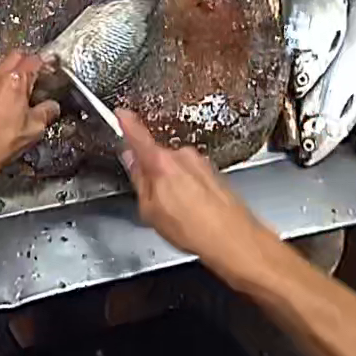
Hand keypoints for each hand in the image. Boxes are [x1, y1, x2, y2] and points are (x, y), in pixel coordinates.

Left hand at [0, 51, 59, 170]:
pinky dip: (0, 77)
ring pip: (1, 62)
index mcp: (15, 79)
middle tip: (40, 73)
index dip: (47, 62)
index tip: (53, 68)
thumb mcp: (35, 127)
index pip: (35, 60)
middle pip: (16, 55)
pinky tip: (6, 93)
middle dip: (29, 60)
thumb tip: (52, 107)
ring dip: (13, 67)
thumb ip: (47, 112)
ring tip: (23, 82)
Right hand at [118, 109, 275, 264]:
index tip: (120, 114)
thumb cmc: (195, 229)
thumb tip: (132, 162)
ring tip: (176, 212)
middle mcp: (182, 156)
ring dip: (171, 182)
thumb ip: (138, 180)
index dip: (125, 122)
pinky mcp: (214, 174)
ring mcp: (200, 163)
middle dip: (151, 171)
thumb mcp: (149, 209)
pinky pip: (191, 175)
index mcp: (161, 162)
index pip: (137, 133)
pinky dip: (188, 189)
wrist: (236, 241)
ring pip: (175, 167)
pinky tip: (191, 212)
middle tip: (151, 198)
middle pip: (156, 155)